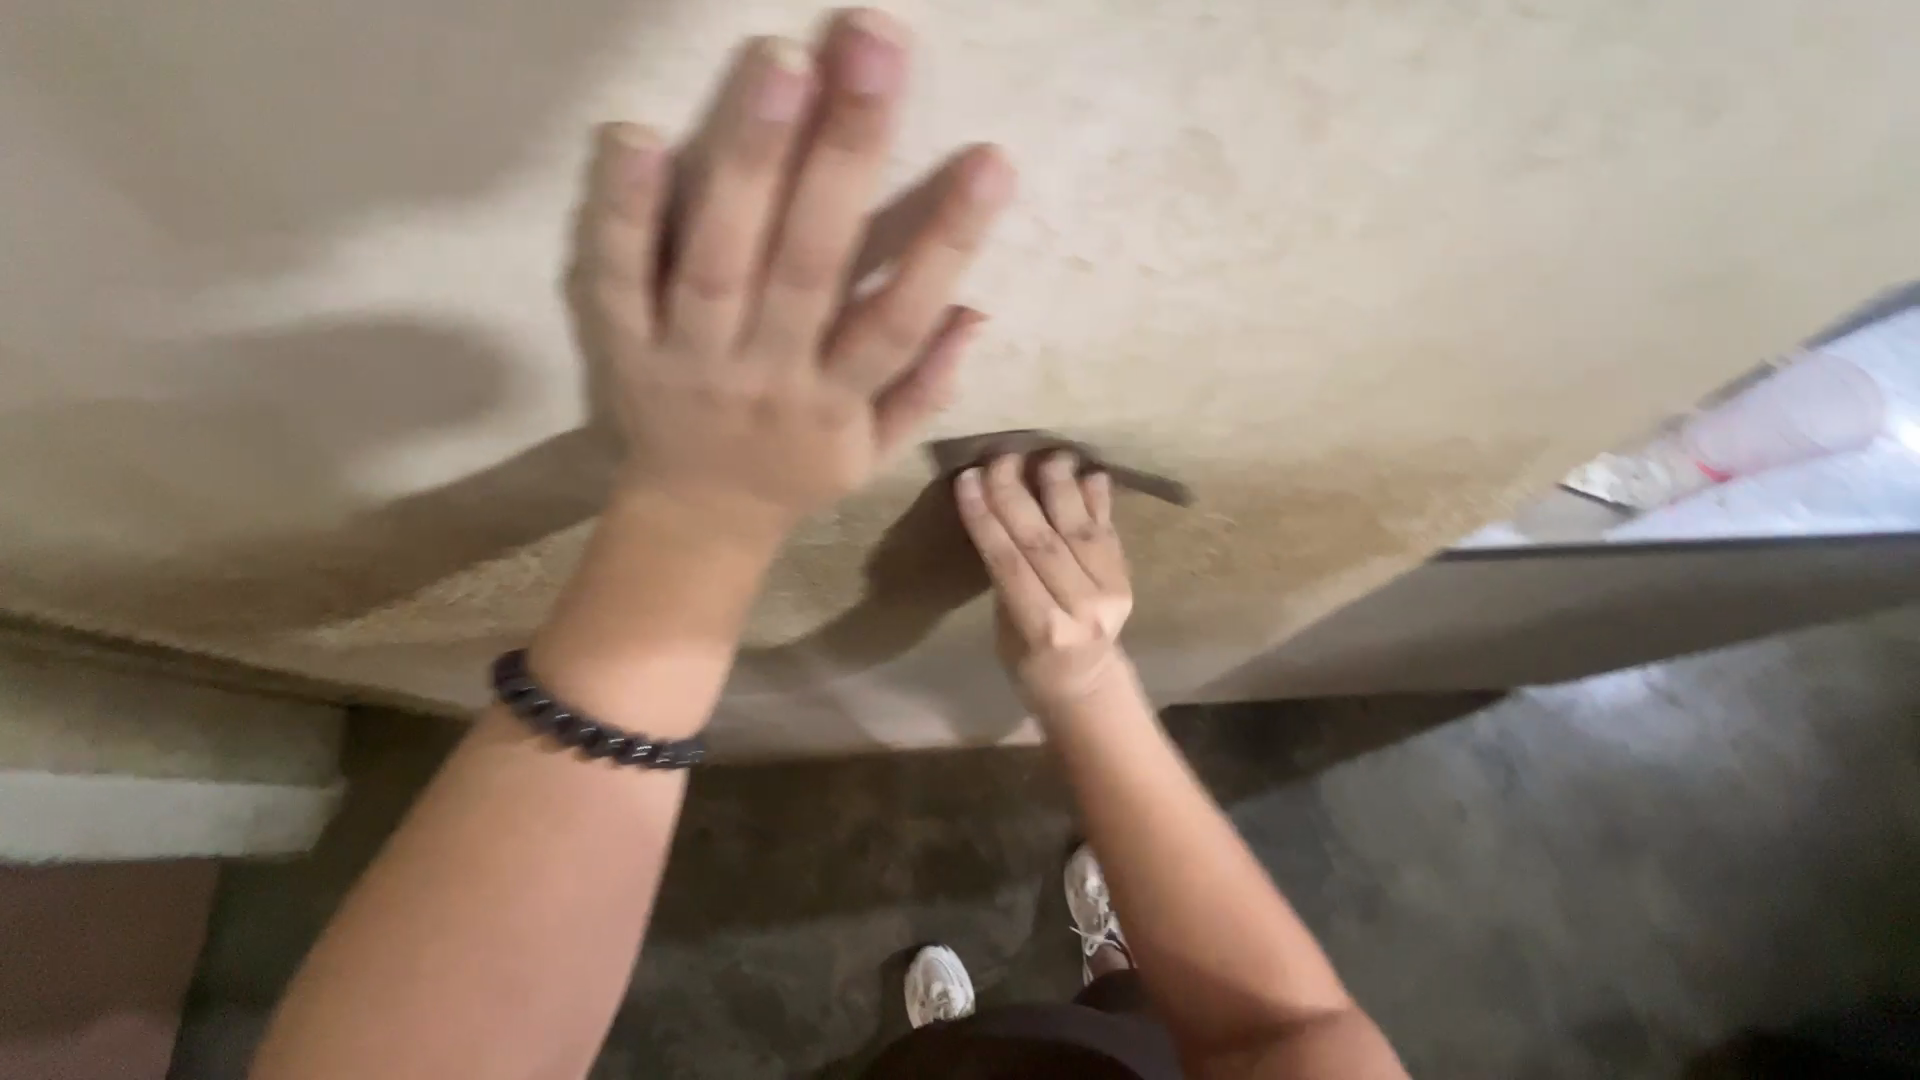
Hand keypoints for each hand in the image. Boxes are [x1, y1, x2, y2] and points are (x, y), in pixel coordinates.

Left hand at [567, 11, 1016, 538]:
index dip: (945, 242)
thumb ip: (926, 387)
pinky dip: (625, 213)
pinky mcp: (625, 346)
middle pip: (809, 266)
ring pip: (720, 259)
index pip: (898, 320)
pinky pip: (620, 279)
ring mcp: (689, 358)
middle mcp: (766, 375)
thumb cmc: (798, 472)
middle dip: (846, 156)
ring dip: (749, 160)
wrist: (698, 515)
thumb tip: (976, 310)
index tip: (991, 161)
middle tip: (875, 46)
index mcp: (834, 404)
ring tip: (782, 60)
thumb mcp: (875, 452)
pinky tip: (636, 134)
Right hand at [955, 453, 1135, 708]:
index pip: (1009, 563)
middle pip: (1043, 542)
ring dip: (1062, 489)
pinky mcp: (1127, 581)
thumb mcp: (1005, 631)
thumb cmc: (1029, 664)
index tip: (968, 478)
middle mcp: (1082, 611)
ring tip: (1048, 455)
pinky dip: (1098, 502)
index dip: (986, 518)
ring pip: (1080, 531)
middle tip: (1000, 458)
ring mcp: (1112, 595)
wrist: (1085, 685)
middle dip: (1017, 494)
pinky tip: (1089, 473)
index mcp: (1043, 630)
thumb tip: (996, 513)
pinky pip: (1108, 534)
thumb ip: (1006, 578)